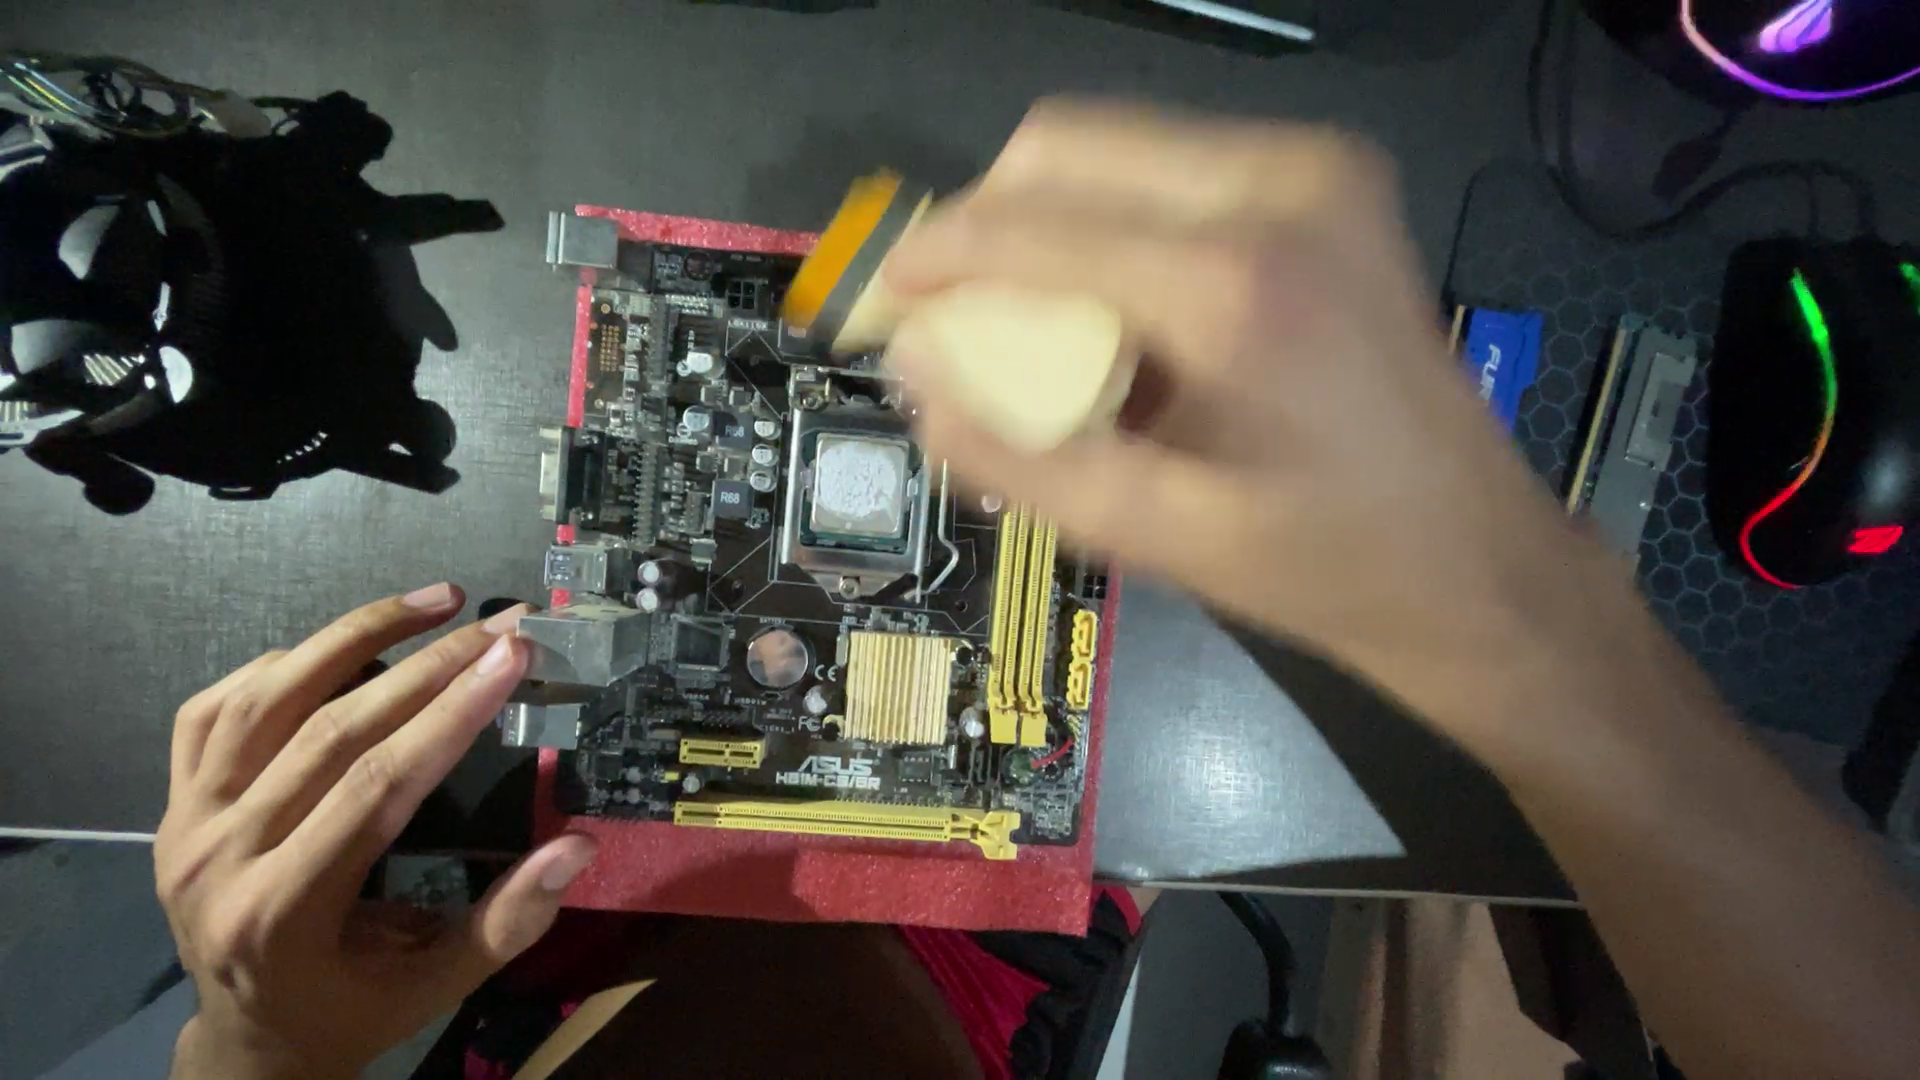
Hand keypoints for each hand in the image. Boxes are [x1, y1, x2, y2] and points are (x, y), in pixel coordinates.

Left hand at [155, 586, 596, 1079]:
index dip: (453, 711)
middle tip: (506, 623)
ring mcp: (183, 824)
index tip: (513, 654)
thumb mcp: (443, 981)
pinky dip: (285, 661)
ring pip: (267, 698)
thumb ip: (512, 918)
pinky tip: (348, 645)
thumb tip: (580, 845)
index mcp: (282, 911)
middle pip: (332, 730)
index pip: (378, 784)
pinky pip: (215, 708)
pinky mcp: (172, 802)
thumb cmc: (358, 1006)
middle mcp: (216, 858)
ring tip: (441, 599)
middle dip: (435, 663)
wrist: (248, 1038)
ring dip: (361, 634)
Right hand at [883, 100, 1617, 737]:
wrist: (1472, 559)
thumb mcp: (1151, 535)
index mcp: (1235, 284)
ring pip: (1111, 150)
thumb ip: (1018, 456)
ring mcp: (1314, 172)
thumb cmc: (1316, 564)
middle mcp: (1281, 188)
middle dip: (984, 226)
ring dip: (1043, 228)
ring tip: (1031, 325)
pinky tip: (1110, 314)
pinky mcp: (1326, 185)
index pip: (1034, 221)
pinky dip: (1105, 230)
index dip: (937, 252)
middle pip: (1064, 148)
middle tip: (956, 315)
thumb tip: (915, 377)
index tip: (886, 296)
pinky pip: (1166, 173)